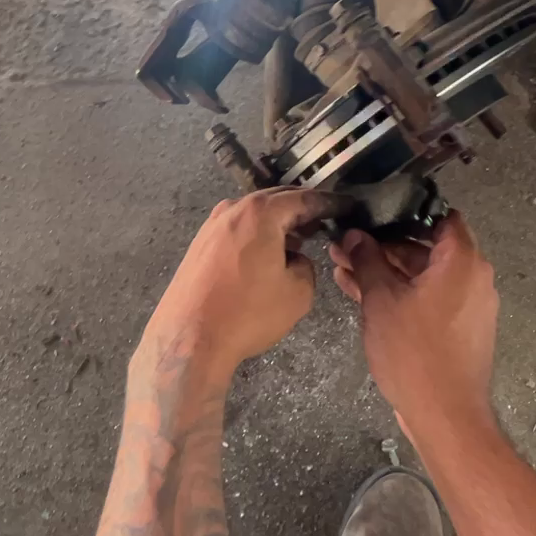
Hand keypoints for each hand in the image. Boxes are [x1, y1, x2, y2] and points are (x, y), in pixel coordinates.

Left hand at [145, 188, 350, 375]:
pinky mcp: (200, 244)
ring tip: (299, 240)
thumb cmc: (248, 312)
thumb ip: (306, 266)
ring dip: (277, 223)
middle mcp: (233, 209)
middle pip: (275, 200)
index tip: (345, 206)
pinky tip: (267, 254)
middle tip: (323, 221)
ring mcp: (212, 225)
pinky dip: (257, 234)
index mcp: (260, 213)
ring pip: (254, 214)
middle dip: (301, 209)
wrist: (189, 337)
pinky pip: (238, 229)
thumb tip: (294, 259)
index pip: (303, 199)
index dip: (328, 203)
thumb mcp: (298, 292)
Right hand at [330, 212, 499, 432]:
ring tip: (341, 267)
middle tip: (343, 244)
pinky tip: (357, 292)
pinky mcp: (457, 328)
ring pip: (420, 275)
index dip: (406, 211)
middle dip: (382, 245)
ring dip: (384, 270)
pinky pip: (425, 297)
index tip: (372, 212)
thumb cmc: (414, 350)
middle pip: (425, 247)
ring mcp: (466, 305)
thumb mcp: (380, 299)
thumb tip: (354, 235)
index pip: (441, 217)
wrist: (444, 415)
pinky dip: (398, 292)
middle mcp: (472, 278)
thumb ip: (367, 260)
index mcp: (462, 262)